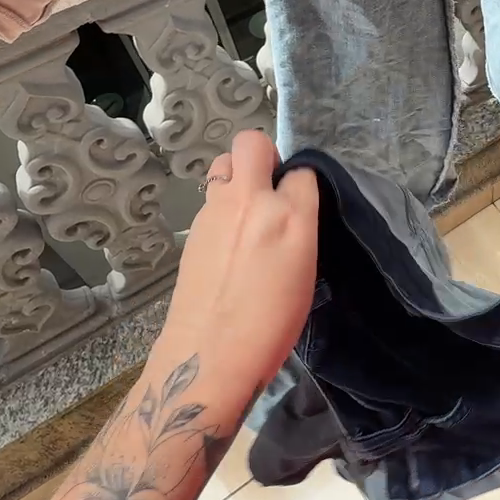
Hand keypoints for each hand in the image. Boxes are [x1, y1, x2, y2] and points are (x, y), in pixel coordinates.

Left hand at [161, 130, 319, 389]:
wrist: (209, 357)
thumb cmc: (271, 325)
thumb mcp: (305, 271)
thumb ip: (300, 226)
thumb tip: (293, 207)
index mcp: (290, 216)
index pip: (303, 171)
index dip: (303, 182)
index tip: (302, 198)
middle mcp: (251, 202)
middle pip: (252, 143)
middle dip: (264, 154)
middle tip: (271, 185)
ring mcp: (216, 212)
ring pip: (226, 164)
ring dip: (238, 175)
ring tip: (247, 208)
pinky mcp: (194, 228)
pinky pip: (213, 196)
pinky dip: (223, 204)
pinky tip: (229, 237)